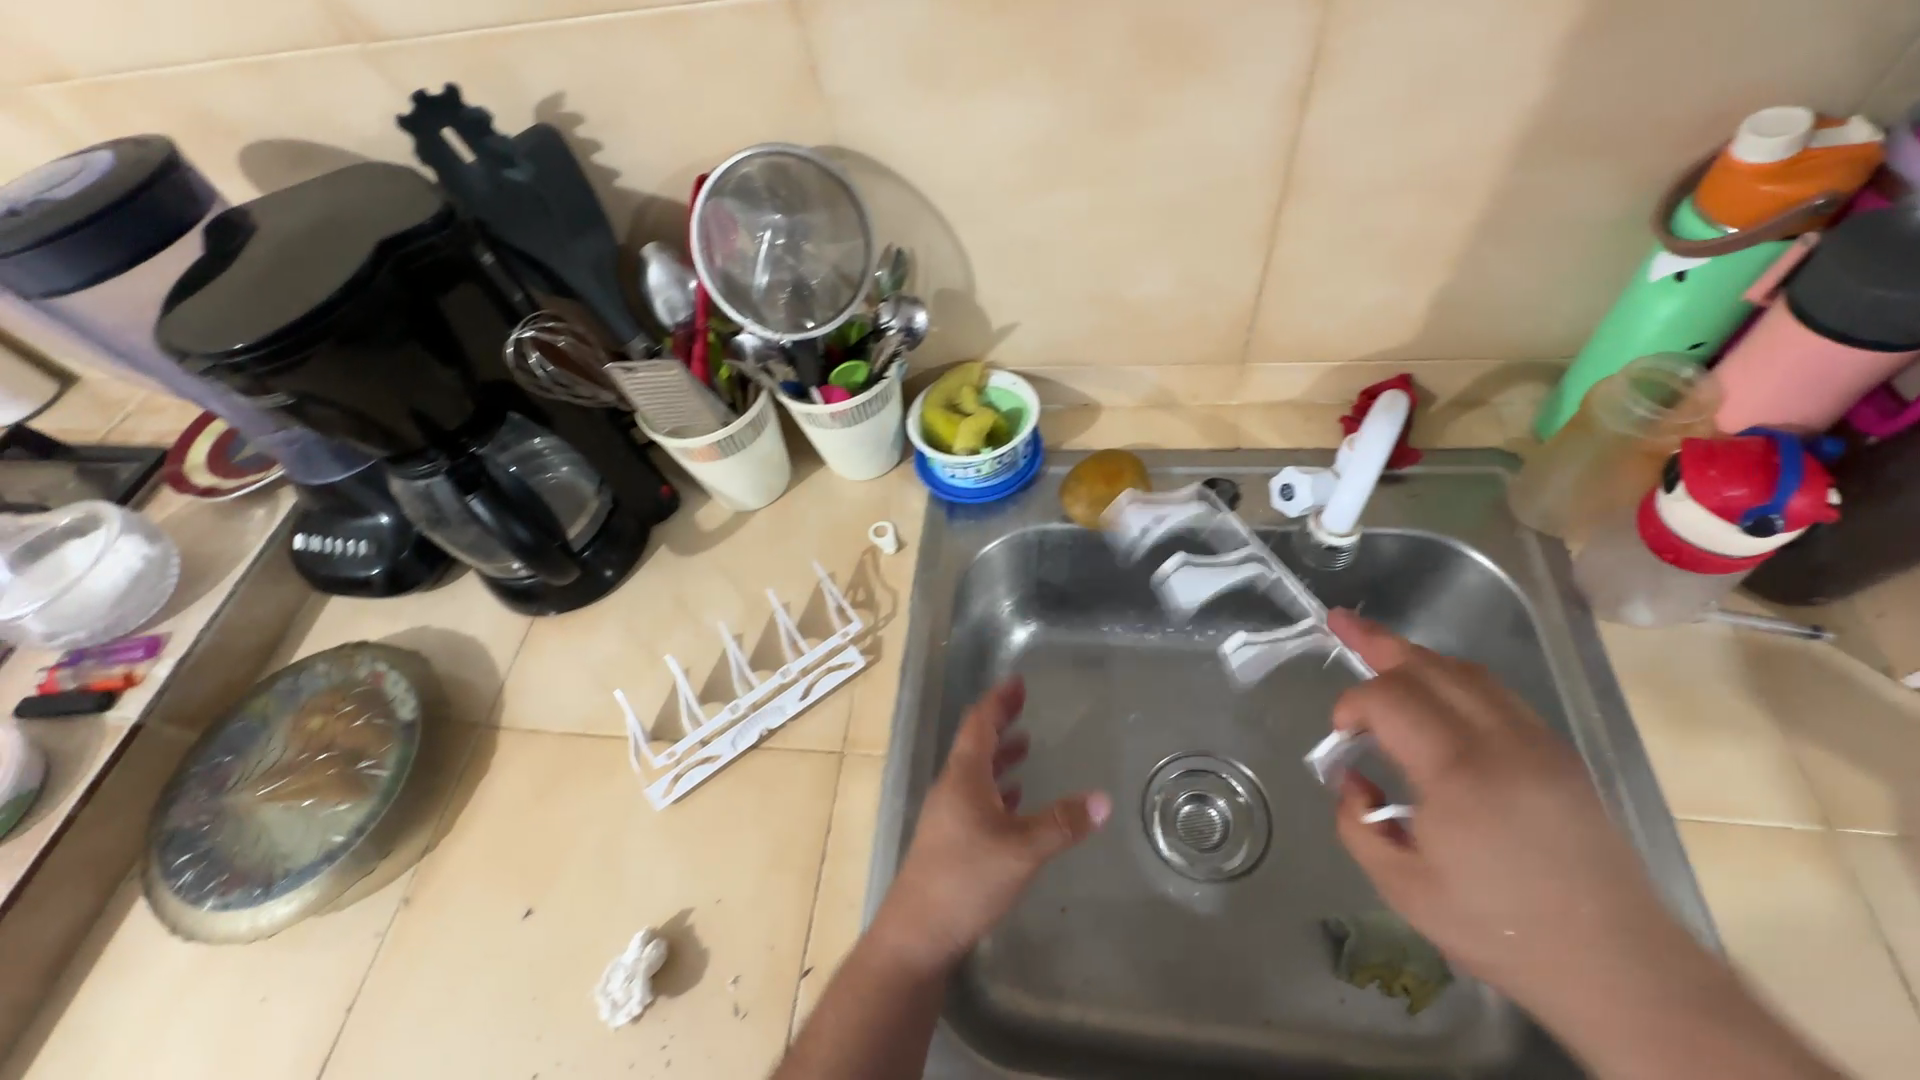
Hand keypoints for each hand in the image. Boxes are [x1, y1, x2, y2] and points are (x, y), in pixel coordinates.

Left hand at [871, 677, 1111, 975]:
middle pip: (975, 744)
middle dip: (1000, 722)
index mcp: (963, 778)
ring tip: (1025, 745)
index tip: (1016, 681)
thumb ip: (1062, 824)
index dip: (998, 701)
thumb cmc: (965, 881)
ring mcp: (947, 817)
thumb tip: (1104, 799)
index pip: (979, 725)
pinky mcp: (949, 842)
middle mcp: (951, 790)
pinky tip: (1013, 799)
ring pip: (976, 774)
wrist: (916, 934)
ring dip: (999, 756)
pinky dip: (997, 790)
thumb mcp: (1022, 850)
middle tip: (1023, 705)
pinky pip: (976, 800)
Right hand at [1325, 609, 1687, 1006]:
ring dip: (1419, 657)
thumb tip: (1353, 779)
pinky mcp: (1561, 756)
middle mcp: (1502, 741)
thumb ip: (1357, 823)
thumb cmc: (1500, 929)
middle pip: (1431, 666)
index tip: (1339, 736)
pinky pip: (1498, 696)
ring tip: (1382, 648)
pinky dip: (1456, 681)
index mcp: (1458, 772)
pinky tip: (1437, 695)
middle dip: (1379, 642)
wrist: (1615, 964)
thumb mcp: (1402, 888)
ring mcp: (1539, 743)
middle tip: (1341, 623)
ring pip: (1470, 673)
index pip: (1390, 698)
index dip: (1352, 703)